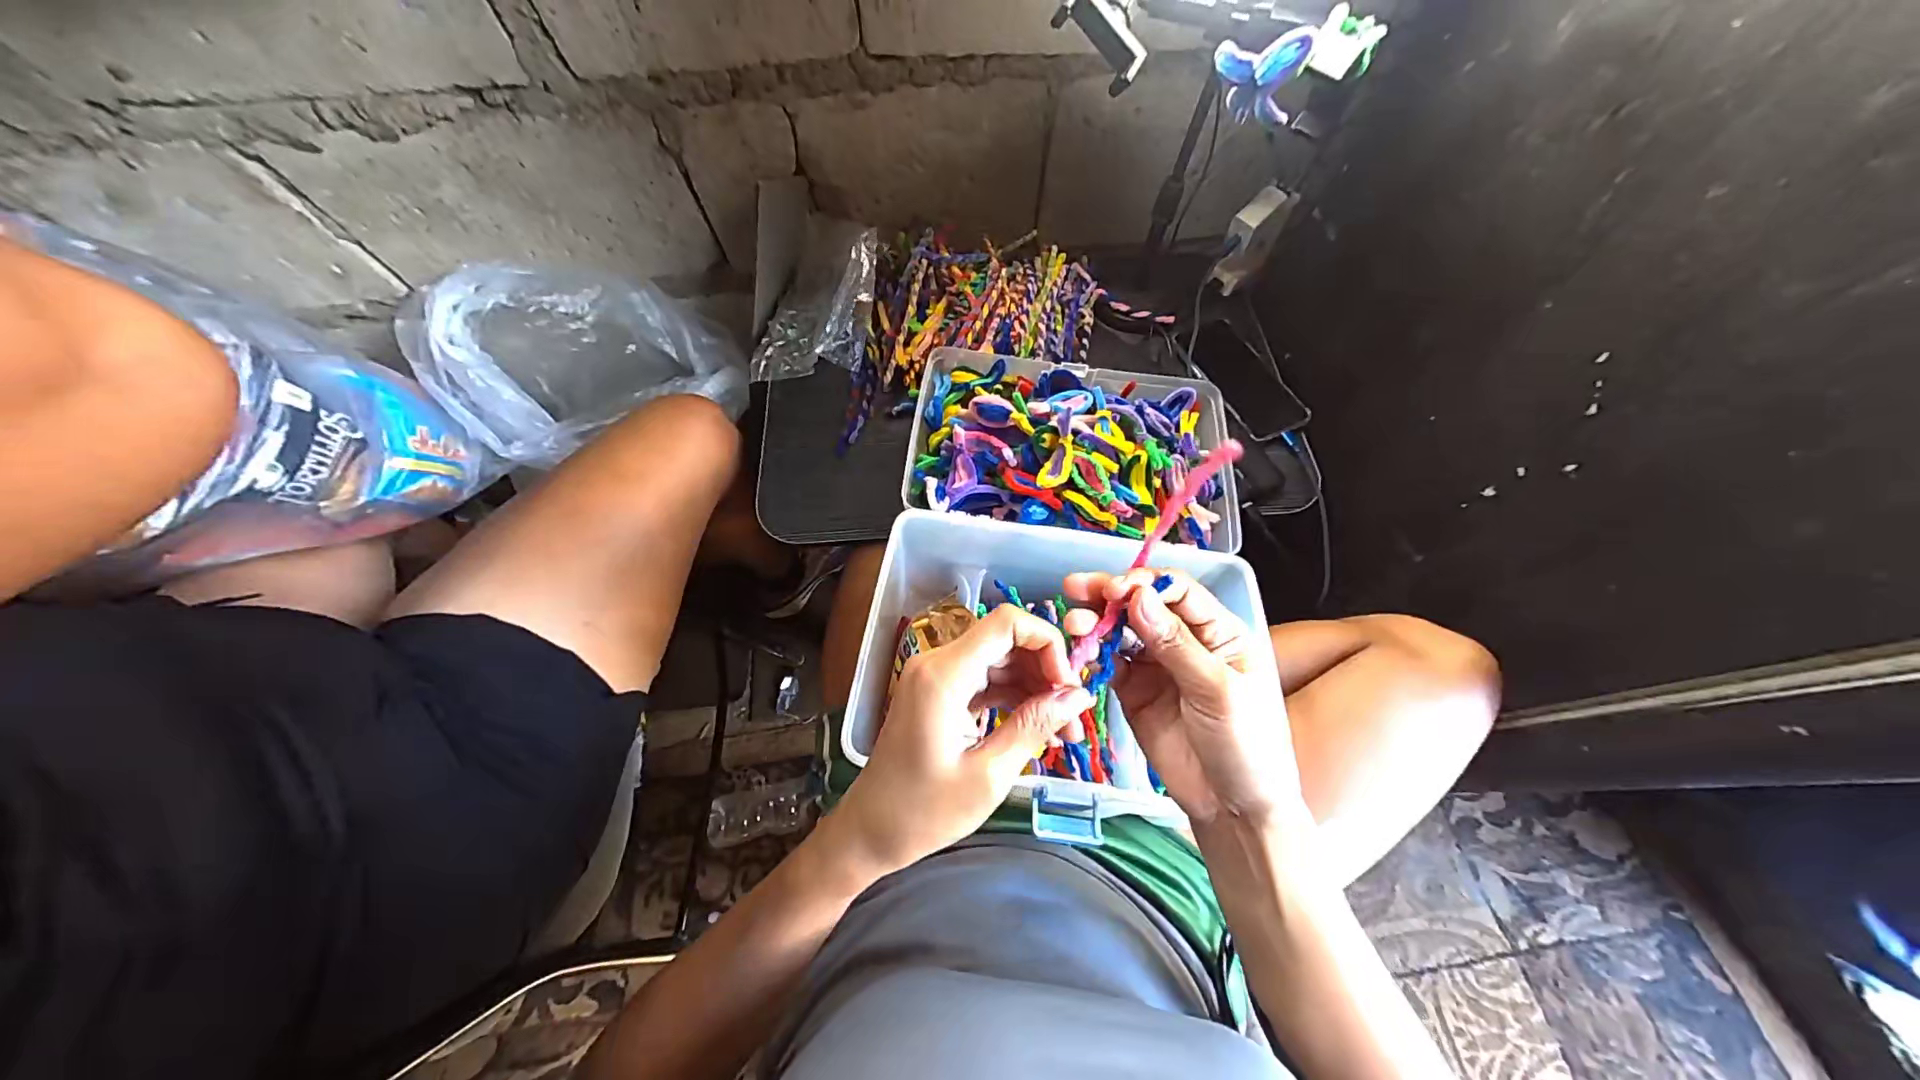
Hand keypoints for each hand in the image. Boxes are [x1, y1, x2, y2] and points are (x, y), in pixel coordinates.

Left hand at [832, 604, 1091, 875]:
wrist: (870, 831)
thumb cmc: (924, 812)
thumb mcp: (989, 774)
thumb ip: (1034, 725)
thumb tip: (1080, 696)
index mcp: (944, 675)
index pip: (1006, 623)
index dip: (1047, 642)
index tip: (1068, 686)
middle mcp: (938, 663)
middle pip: (1006, 641)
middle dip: (1046, 671)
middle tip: (1073, 717)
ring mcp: (936, 677)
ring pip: (1000, 660)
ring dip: (1034, 688)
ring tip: (1063, 731)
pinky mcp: (939, 694)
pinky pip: (985, 680)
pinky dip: (1013, 698)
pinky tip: (1037, 728)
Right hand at [1064, 569, 1306, 829]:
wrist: (1233, 809)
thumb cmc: (1247, 747)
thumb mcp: (1217, 692)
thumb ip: (1176, 645)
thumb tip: (1139, 598)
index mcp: (1218, 632)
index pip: (1178, 592)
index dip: (1145, 584)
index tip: (1116, 590)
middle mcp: (1185, 641)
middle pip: (1143, 604)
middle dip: (1109, 593)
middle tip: (1077, 589)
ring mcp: (1157, 665)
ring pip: (1121, 630)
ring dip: (1096, 622)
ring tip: (1073, 623)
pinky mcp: (1134, 690)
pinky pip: (1109, 663)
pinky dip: (1092, 655)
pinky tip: (1079, 653)